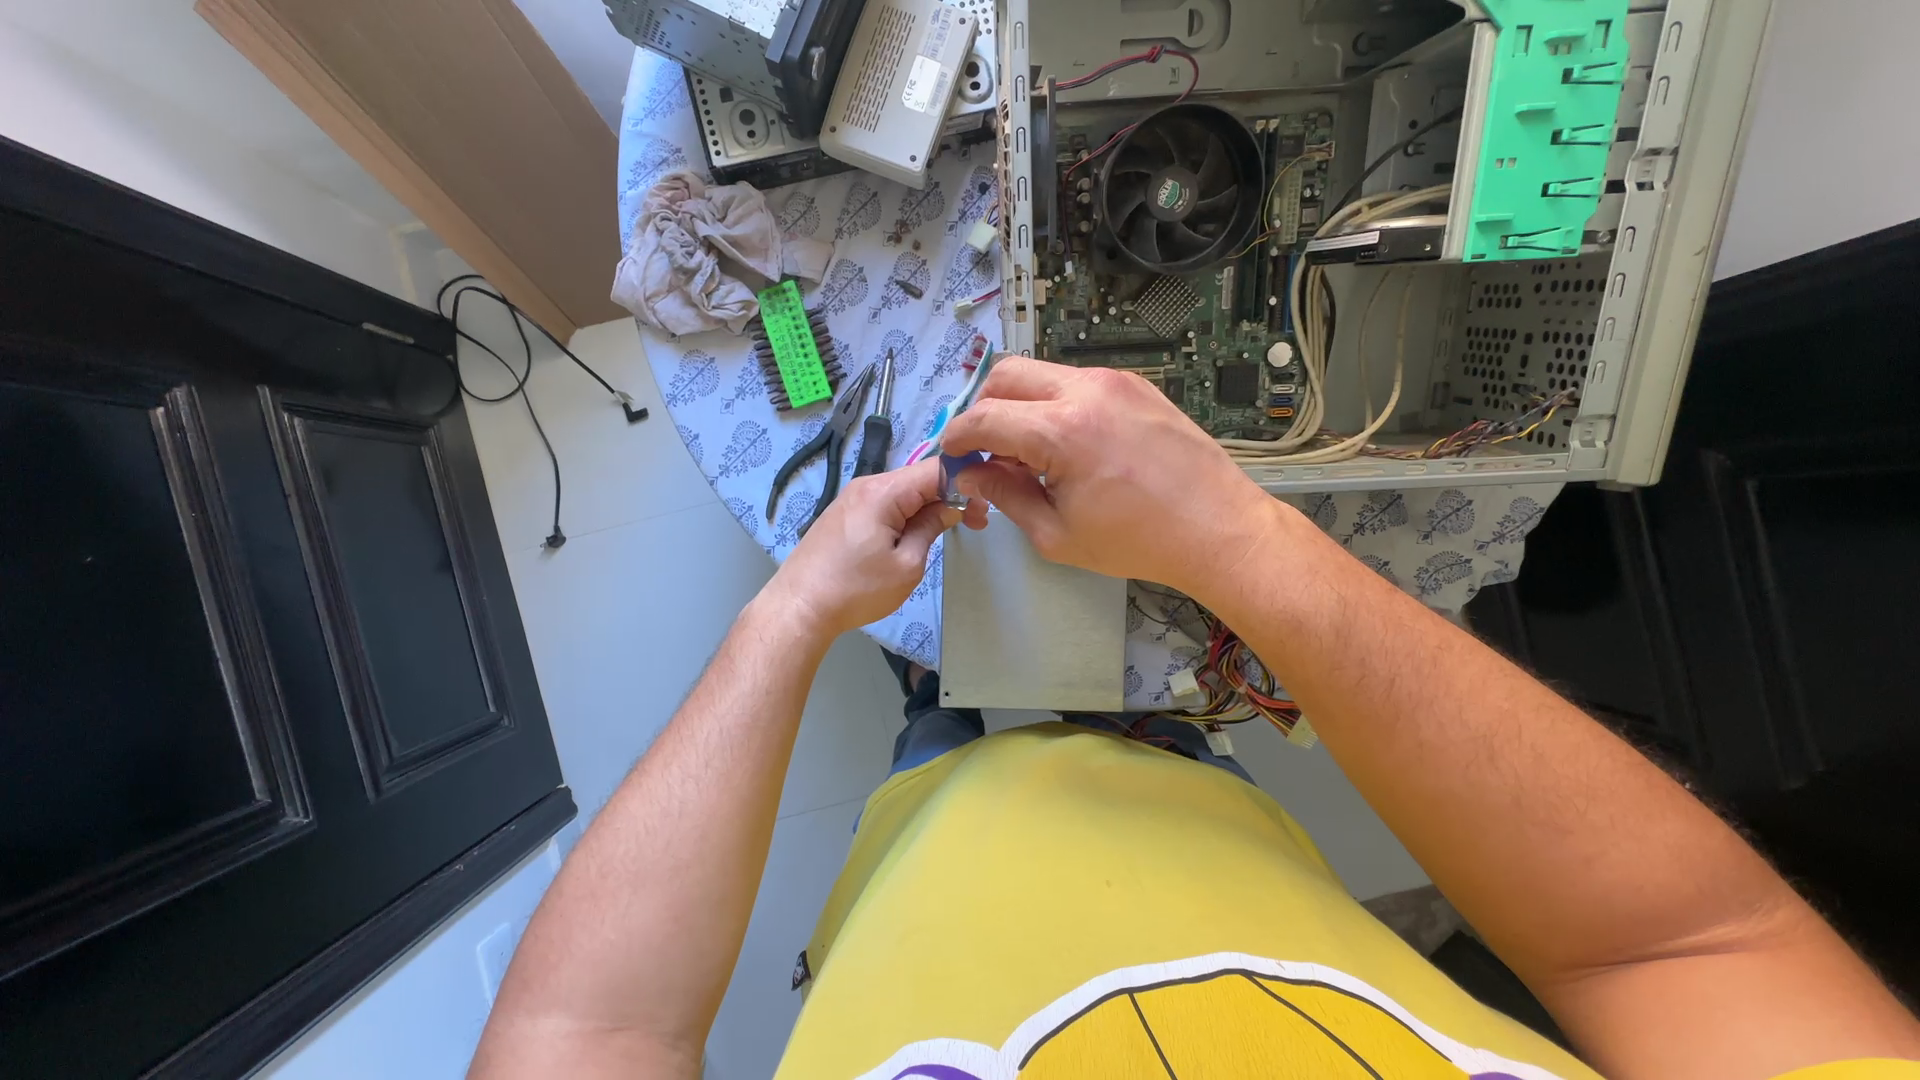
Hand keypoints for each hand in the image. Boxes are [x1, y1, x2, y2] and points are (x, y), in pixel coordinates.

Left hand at [760, 458, 964, 637]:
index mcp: (883, 492)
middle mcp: (866, 485)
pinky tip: (916, 533)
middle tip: (975, 524)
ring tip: (948, 531)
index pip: (936, 469)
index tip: (985, 509)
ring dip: (928, 506)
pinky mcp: (845, 514)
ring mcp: (852, 498)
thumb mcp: (907, 565)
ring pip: (903, 492)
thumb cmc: (856, 589)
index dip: (967, 483)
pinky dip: (906, 513)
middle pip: (919, 478)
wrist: (799, 607)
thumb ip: (932, 528)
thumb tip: (951, 507)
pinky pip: (885, 503)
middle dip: (950, 496)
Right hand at [940, 358, 1291, 598]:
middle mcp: (1088, 391)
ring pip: (1041, 374)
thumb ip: (1005, 496)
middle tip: (982, 450)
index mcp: (1064, 430)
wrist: (1216, 528)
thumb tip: (972, 476)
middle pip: (1006, 374)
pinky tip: (1062, 446)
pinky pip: (1076, 382)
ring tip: (1025, 453)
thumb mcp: (1057, 533)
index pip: (985, 417)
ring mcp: (1115, 382)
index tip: (951, 456)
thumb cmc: (1141, 540)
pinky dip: (1053, 405)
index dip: (957, 438)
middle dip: (982, 409)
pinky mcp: (1135, 386)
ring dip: (1018, 405)